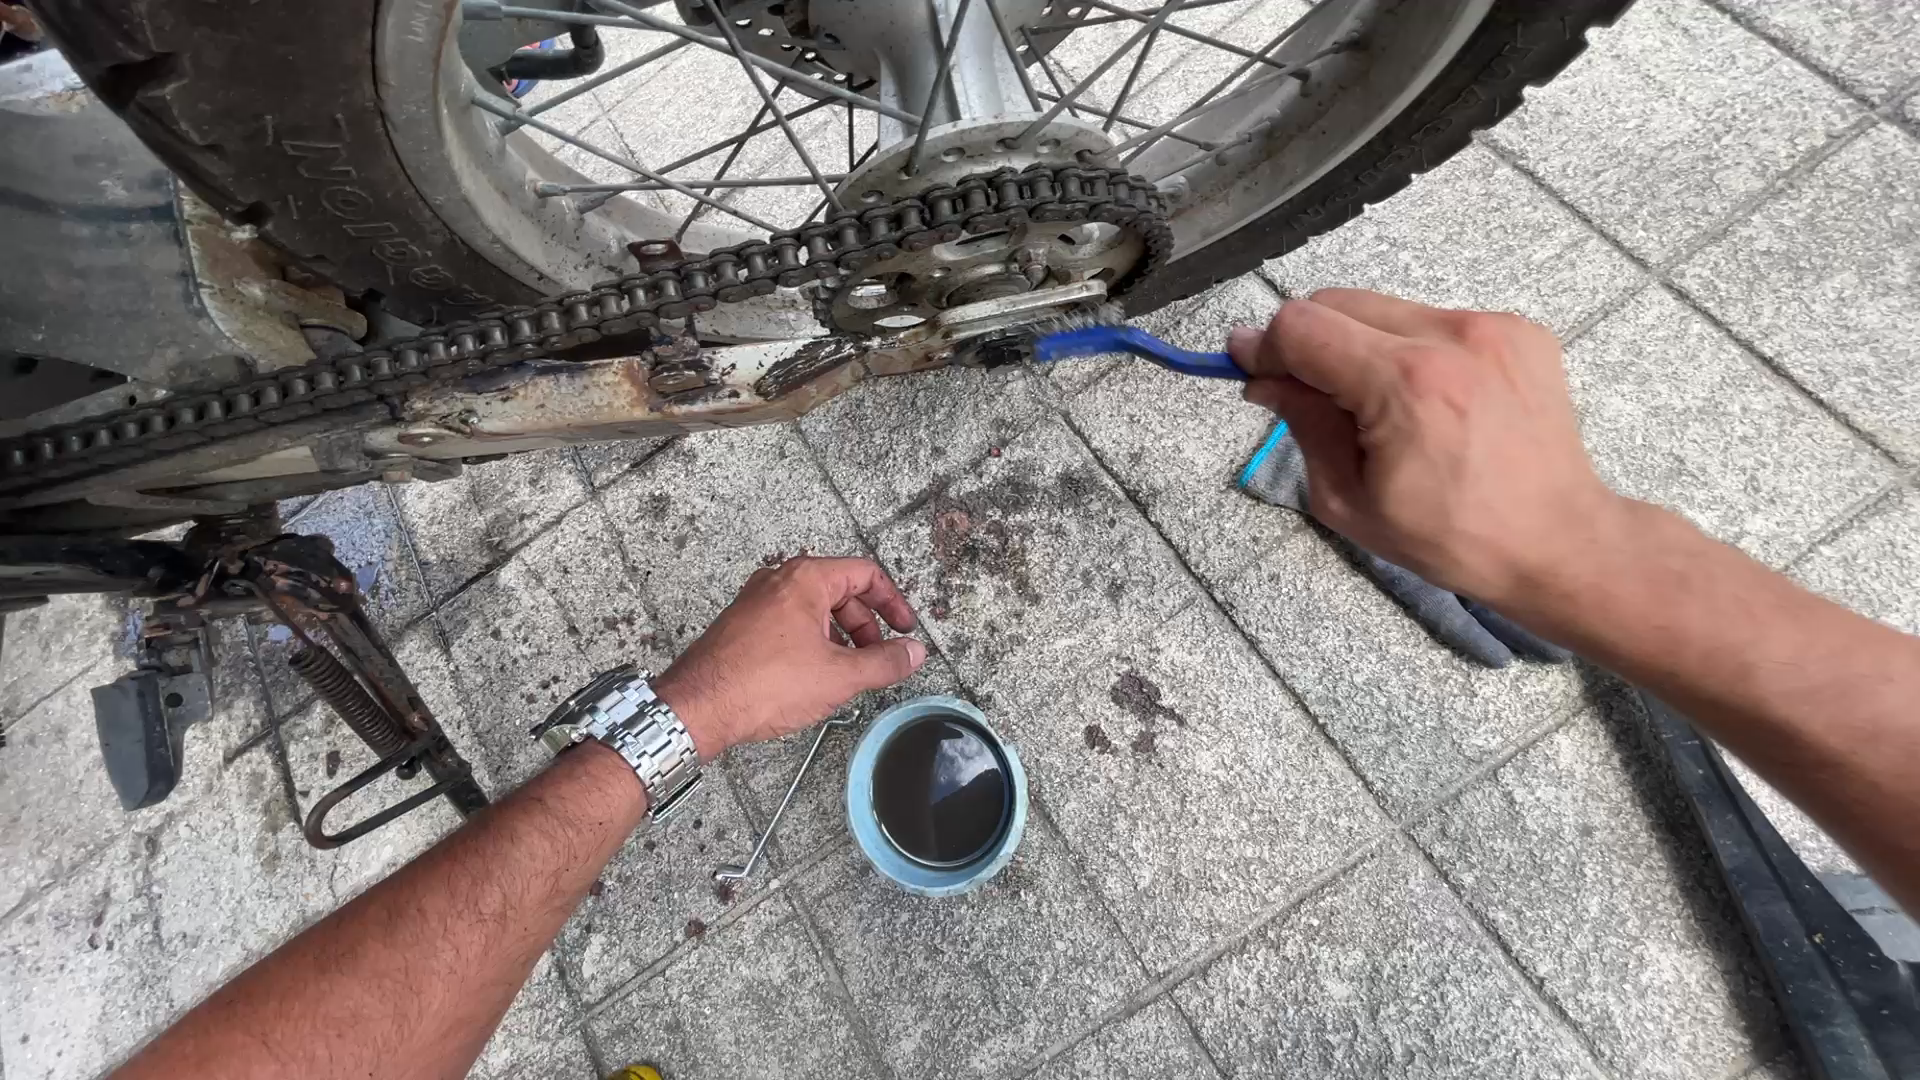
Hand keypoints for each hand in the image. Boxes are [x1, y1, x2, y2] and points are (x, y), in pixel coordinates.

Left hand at [652, 556, 926, 759]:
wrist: (697, 708)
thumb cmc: (763, 684)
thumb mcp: (839, 676)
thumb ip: (885, 662)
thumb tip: (914, 653)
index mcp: (806, 579)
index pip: (865, 574)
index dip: (893, 603)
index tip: (905, 629)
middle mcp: (779, 580)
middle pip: (841, 592)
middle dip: (866, 627)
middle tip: (878, 659)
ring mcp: (757, 601)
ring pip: (815, 610)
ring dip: (841, 638)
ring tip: (848, 673)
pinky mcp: (743, 624)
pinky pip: (791, 623)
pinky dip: (814, 642)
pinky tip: (815, 675)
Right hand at [1227, 288, 1625, 607]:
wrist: (1555, 539)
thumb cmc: (1442, 535)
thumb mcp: (1344, 498)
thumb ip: (1302, 424)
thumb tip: (1264, 381)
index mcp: (1404, 385)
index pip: (1301, 327)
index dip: (1263, 348)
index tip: (1251, 374)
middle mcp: (1450, 336)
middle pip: (1334, 302)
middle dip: (1302, 343)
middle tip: (1300, 393)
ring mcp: (1490, 326)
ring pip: (1378, 307)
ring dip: (1350, 344)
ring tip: (1364, 401)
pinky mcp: (1516, 329)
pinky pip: (1426, 318)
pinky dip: (1399, 347)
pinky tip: (1415, 397)